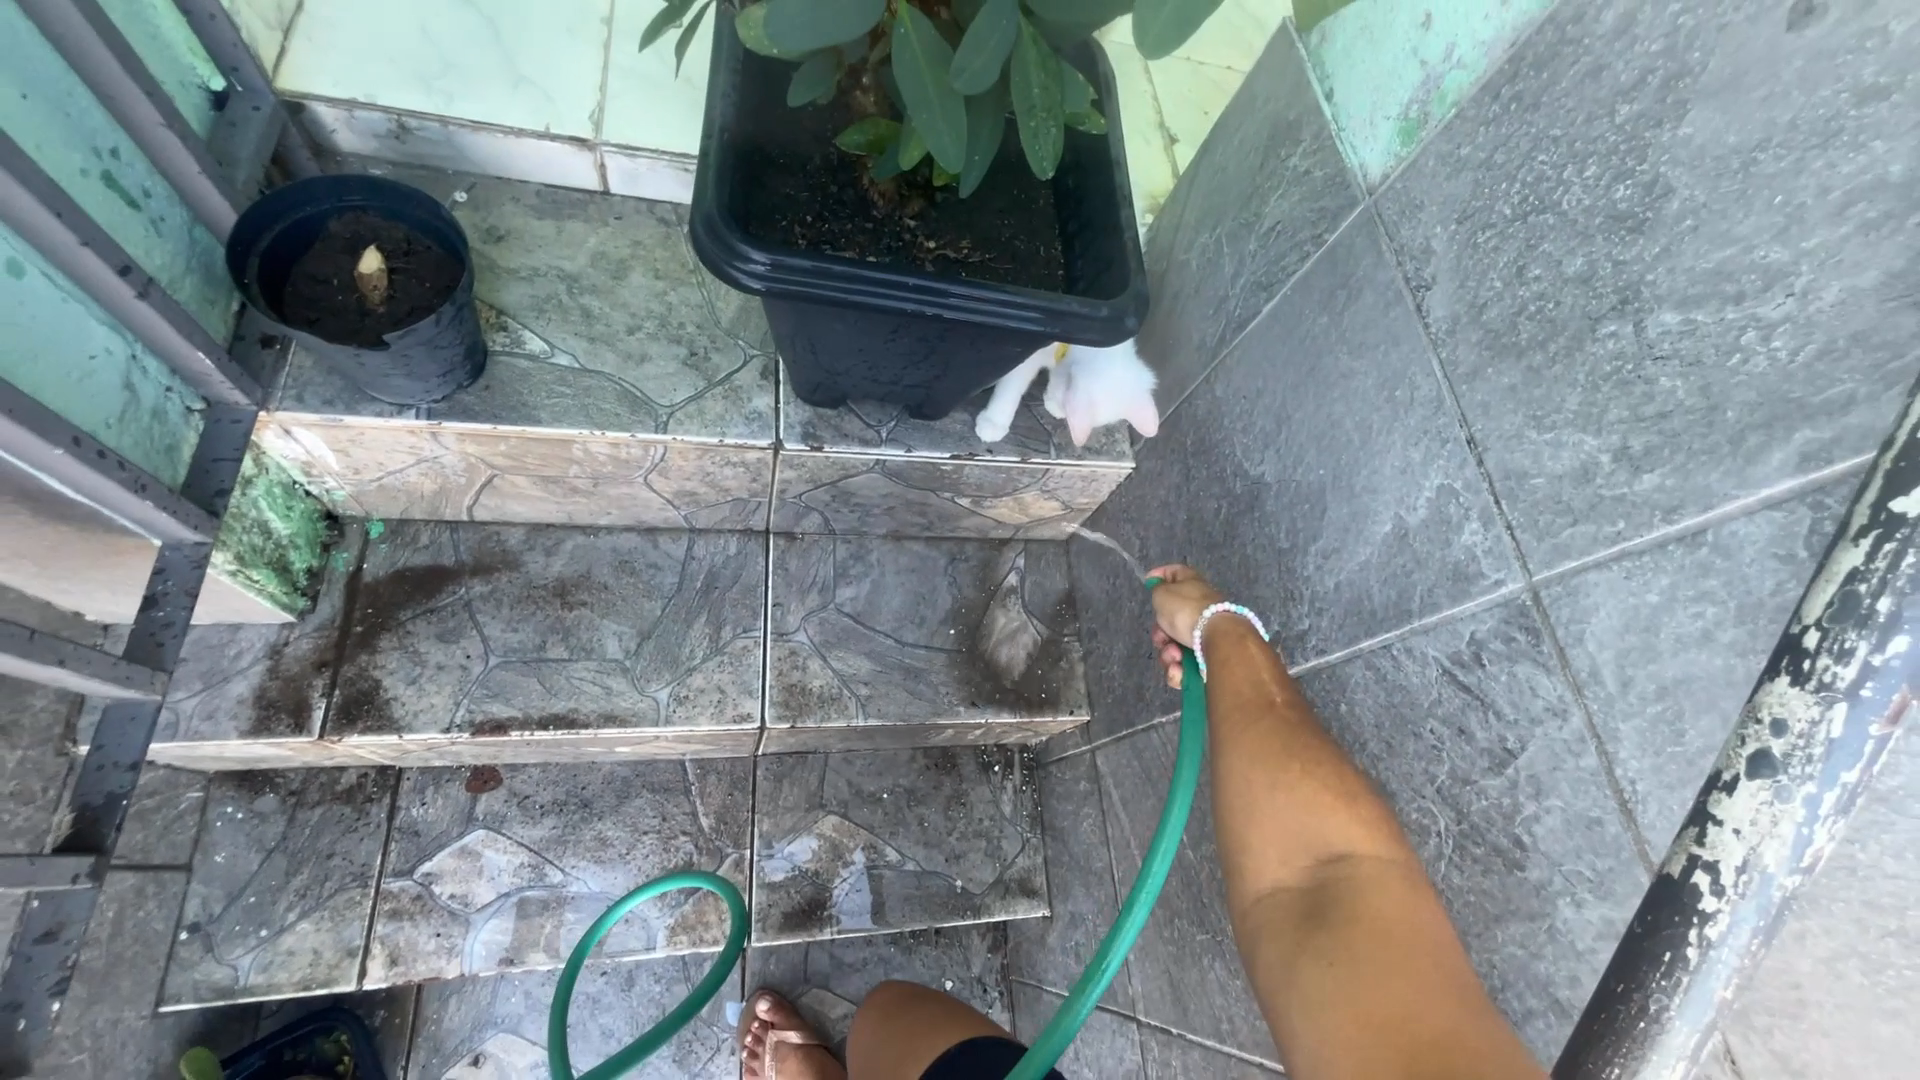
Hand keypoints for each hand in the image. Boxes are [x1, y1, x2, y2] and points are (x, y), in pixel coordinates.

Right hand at [1147, 564, 1222, 689]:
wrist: (1219, 638)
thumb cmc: (1187, 610)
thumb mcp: (1163, 593)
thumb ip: (1158, 589)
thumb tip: (1159, 586)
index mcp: (1191, 585)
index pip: (1174, 572)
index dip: (1160, 575)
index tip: (1147, 582)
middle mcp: (1199, 607)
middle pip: (1170, 620)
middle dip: (1160, 634)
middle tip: (1161, 638)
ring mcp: (1205, 633)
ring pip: (1174, 646)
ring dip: (1168, 654)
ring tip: (1175, 656)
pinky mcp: (1208, 657)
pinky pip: (1185, 666)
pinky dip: (1178, 670)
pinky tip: (1179, 670)